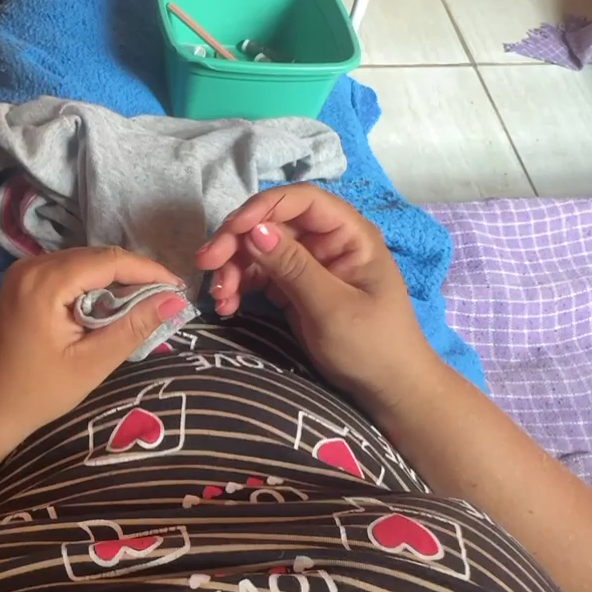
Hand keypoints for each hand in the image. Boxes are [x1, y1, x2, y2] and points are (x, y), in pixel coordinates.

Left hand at [0, 246, 188, 448]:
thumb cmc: (37, 393)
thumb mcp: (92, 363)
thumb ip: (134, 326)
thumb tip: (175, 301)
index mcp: (45, 282)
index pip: (110, 261)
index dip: (149, 271)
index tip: (180, 289)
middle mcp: (32, 266)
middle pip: (97, 257)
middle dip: (135, 275)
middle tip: (168, 300)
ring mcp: (24, 272)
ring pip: (84, 262)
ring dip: (116, 280)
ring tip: (147, 304)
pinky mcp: (23, 283)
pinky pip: (69, 272)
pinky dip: (94, 285)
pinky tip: (112, 306)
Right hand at [193, 184, 436, 409]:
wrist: (385, 390)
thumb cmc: (372, 346)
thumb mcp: (332, 308)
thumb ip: (293, 267)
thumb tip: (254, 231)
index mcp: (348, 234)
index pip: (301, 201)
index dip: (263, 207)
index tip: (231, 230)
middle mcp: (324, 242)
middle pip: (271, 224)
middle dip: (236, 241)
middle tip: (205, 263)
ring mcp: (306, 264)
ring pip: (257, 250)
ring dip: (232, 268)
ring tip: (219, 298)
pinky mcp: (291, 288)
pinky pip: (256, 276)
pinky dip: (238, 287)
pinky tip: (227, 306)